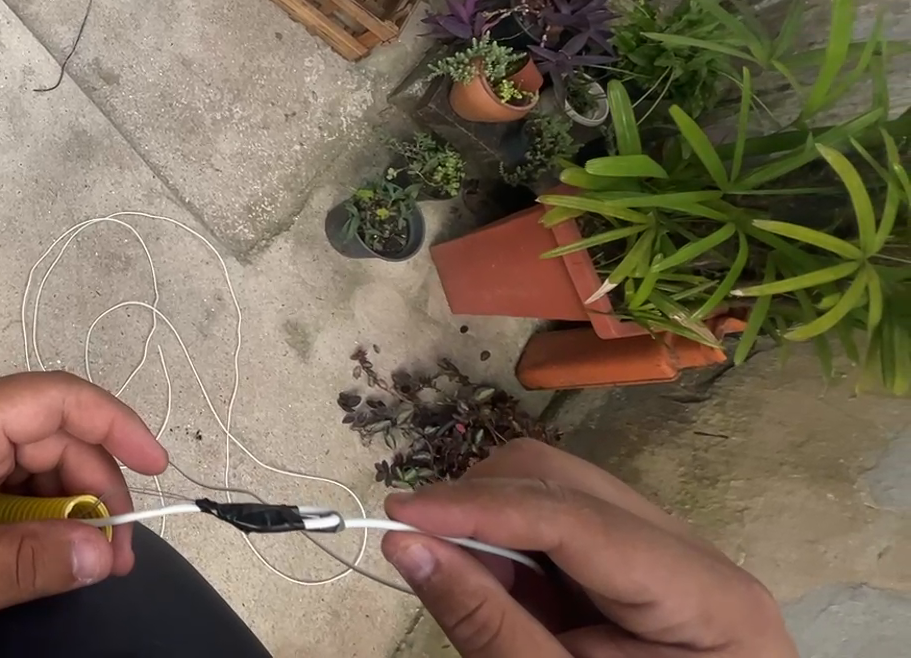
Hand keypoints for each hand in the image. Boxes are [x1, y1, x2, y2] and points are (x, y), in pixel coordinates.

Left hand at [0, 372, 167, 650]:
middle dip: (94, 483)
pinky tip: (40, 553)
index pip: (57, 398)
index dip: (115, 424)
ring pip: (26, 460)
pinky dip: (28, 515)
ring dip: (64, 503)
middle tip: (118, 553)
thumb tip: (107, 550)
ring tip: (88, 561)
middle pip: (48, 432)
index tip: (157, 469)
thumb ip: (30, 561)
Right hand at [381, 439, 794, 656]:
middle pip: (553, 477)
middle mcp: (688, 551)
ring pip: (539, 482)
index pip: (569, 516)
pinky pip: (539, 509)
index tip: (396, 515)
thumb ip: (487, 625)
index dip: (476, 508)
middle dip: (475, 503)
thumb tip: (401, 542)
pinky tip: (497, 583)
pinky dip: (497, 536)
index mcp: (706, 599)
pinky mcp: (623, 552)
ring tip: (471, 582)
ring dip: (482, 518)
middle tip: (424, 549)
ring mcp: (657, 546)